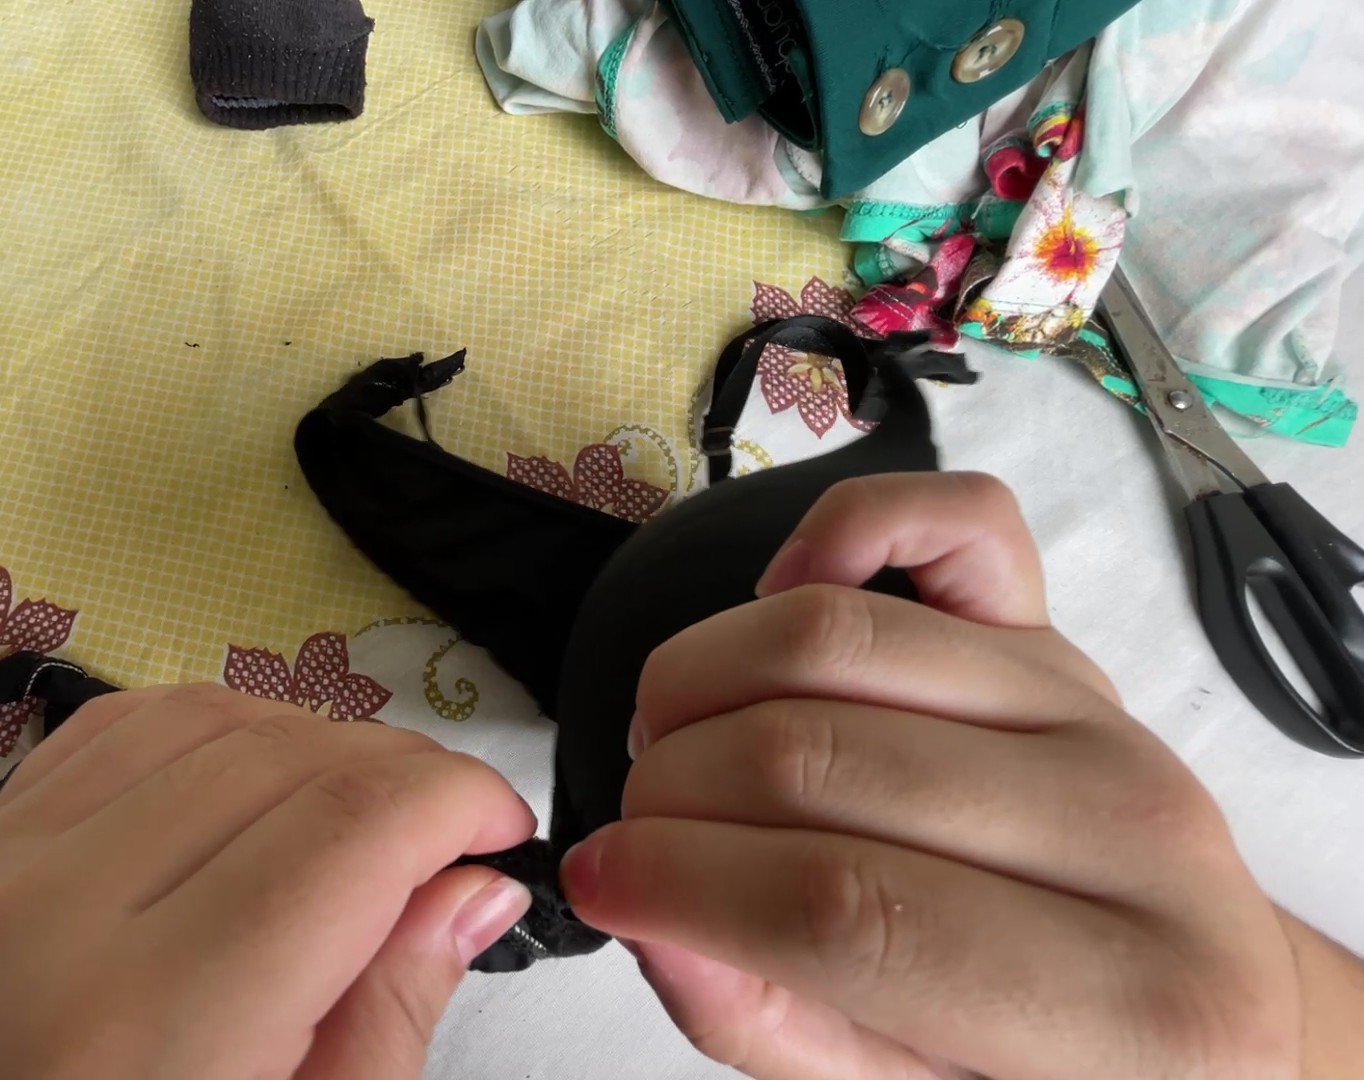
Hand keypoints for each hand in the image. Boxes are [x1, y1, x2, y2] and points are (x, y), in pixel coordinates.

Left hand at [0, 684, 534, 1079]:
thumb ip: (390, 1015)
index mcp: (143, 1035)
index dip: (456, 800)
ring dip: (317, 738)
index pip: (344, 832)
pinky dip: (221, 727)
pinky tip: (258, 775)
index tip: (505, 825)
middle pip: (284, 759)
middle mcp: (48, 917)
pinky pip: (126, 723)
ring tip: (362, 802)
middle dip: (404, 770)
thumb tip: (474, 883)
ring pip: (210, 715)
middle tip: (451, 823)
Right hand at [560, 472, 1316, 1079]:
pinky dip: (845, 525)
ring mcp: (1083, 699)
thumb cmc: (1017, 1054)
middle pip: (804, 753)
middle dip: (667, 786)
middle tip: (642, 822)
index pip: (838, 907)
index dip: (674, 883)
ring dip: (692, 678)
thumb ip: (743, 1010)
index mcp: (1125, 1005)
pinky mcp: (1047, 626)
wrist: (1174, 986)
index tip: (596, 880)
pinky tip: (782, 586)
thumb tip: (629, 892)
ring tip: (675, 731)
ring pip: (825, 633)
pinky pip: (956, 517)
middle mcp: (1124, 825)